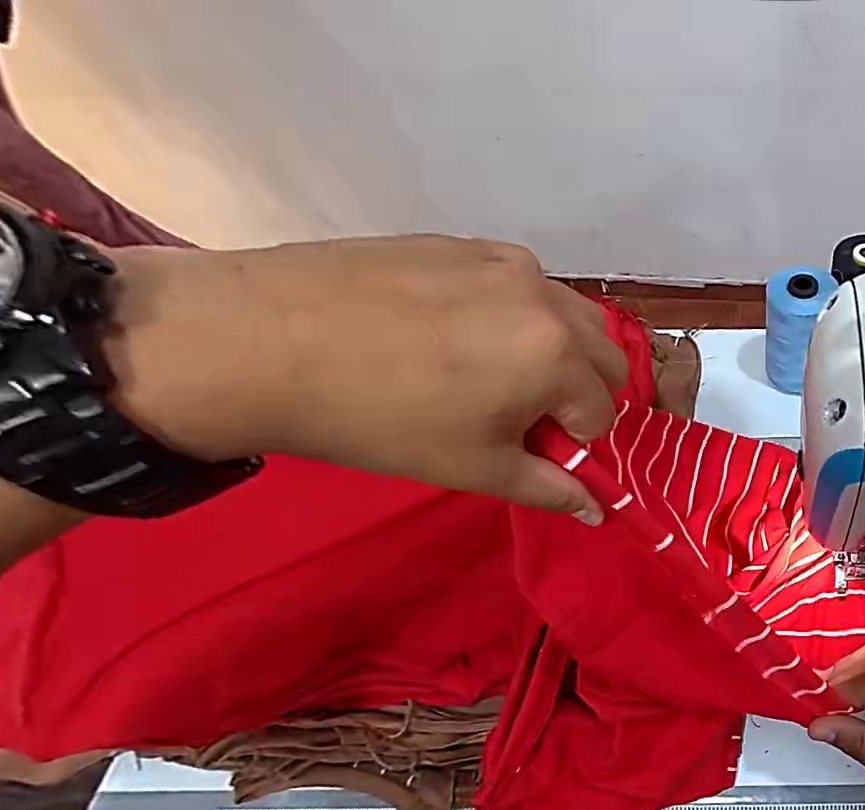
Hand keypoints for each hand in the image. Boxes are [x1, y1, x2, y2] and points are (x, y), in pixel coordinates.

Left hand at [101, 237, 627, 520]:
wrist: (257, 342)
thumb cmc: (381, 421)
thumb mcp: (478, 468)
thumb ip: (552, 490)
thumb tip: (599, 511)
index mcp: (557, 356)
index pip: (602, 413)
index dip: (571, 442)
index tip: (526, 447)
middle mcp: (547, 299)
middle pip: (606, 358)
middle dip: (581, 393)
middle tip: (522, 412)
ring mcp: (505, 262)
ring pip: (572, 316)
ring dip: (560, 351)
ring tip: (496, 370)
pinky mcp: (464, 242)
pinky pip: (525, 284)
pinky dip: (520, 314)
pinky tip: (461, 331)